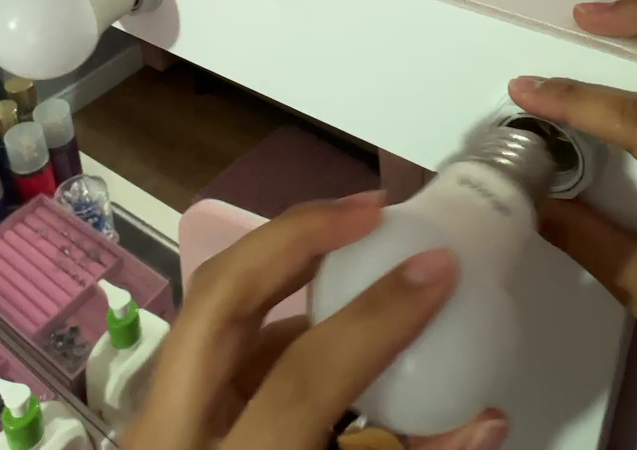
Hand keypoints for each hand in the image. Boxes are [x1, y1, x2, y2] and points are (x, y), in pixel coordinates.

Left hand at [123, 193, 508, 449]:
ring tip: (350, 240)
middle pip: (220, 297)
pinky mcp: (159, 420)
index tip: (437, 268)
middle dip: (297, 235)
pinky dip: (276, 323)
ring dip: (283, 264)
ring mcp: (153, 424)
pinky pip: (223, 351)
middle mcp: (169, 438)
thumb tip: (484, 417)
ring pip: (212, 309)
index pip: (301, 377)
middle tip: (369, 209)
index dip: (377, 317)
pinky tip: (321, 320)